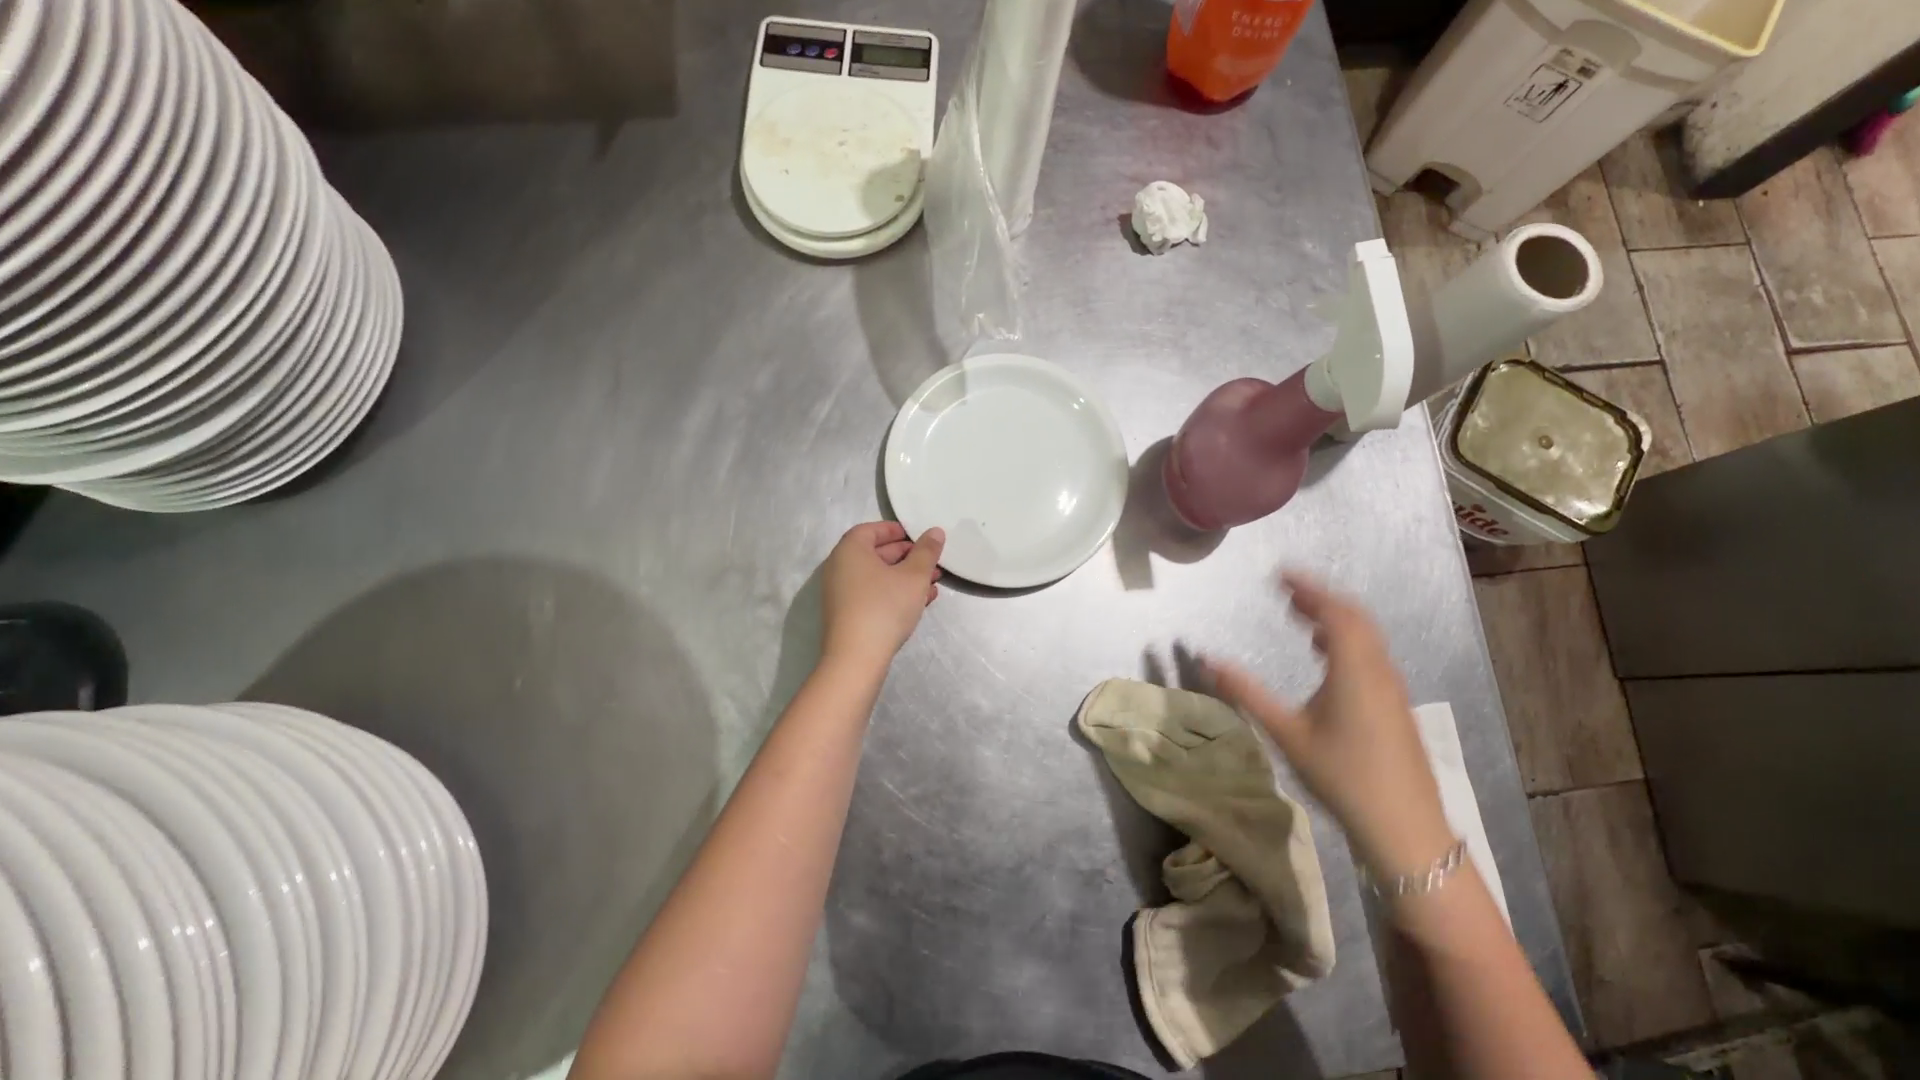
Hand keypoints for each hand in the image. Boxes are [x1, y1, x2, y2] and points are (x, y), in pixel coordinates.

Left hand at [820, 522, 944, 669]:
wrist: (856, 657)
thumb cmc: (885, 607)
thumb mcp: (914, 576)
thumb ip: (926, 552)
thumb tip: (935, 532)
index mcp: (850, 550)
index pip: (872, 530)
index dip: (896, 530)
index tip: (918, 537)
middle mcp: (840, 567)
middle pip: (876, 553)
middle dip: (907, 556)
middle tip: (932, 562)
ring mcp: (841, 593)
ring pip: (878, 577)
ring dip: (905, 577)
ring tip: (933, 583)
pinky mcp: (847, 614)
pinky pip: (873, 595)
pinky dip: (894, 593)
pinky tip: (920, 602)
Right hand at [1204, 572, 1453, 880]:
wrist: (1403, 825)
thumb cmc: (1341, 774)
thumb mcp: (1286, 733)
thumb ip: (1246, 693)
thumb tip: (1206, 659)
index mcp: (1353, 667)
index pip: (1334, 611)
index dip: (1308, 588)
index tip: (1280, 575)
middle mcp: (1378, 668)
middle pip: (1354, 618)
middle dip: (1321, 600)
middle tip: (1289, 593)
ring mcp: (1393, 688)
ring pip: (1367, 638)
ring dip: (1336, 621)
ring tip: (1305, 620)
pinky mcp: (1397, 707)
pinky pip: (1372, 656)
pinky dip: (1348, 642)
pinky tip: (1330, 661)